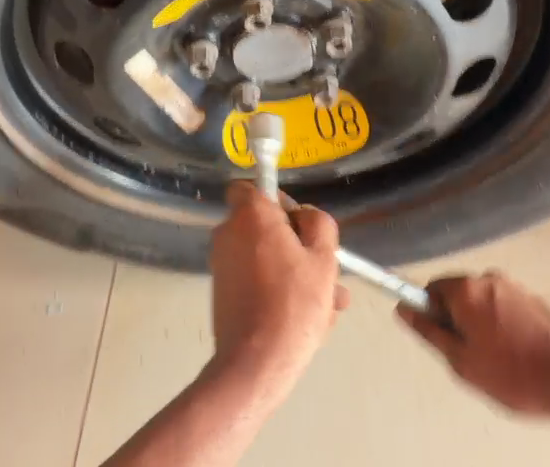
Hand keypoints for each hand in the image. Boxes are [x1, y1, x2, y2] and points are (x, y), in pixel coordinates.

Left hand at [207, 182, 348, 398]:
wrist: (256, 363)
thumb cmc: (294, 305)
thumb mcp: (323, 259)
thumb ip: (319, 224)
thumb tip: (305, 216)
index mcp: (250, 215)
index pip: (252, 186)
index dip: (279, 201)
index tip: (300, 225)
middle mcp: (228, 232)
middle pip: (265, 225)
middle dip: (296, 244)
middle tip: (324, 272)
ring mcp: (222, 263)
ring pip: (266, 256)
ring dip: (295, 272)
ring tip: (327, 305)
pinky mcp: (222, 290)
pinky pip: (256, 278)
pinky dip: (277, 289)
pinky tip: (307, 319)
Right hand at [398, 272, 549, 415]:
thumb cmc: (515, 374)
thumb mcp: (462, 362)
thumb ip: (429, 332)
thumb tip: (402, 310)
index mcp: (466, 289)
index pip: (430, 289)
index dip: (429, 315)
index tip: (440, 340)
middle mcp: (489, 279)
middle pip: (458, 296)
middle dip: (458, 324)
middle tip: (471, 359)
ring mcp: (516, 288)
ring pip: (483, 306)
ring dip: (483, 328)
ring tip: (500, 365)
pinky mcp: (537, 302)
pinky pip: (506, 311)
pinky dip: (505, 330)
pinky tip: (519, 360)